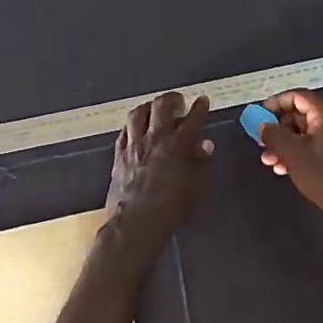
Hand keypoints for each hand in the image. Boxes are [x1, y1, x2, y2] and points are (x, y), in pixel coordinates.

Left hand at [103, 92, 212, 251]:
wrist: (136, 222)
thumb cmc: (172, 209)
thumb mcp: (197, 189)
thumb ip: (202, 164)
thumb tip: (204, 145)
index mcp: (178, 145)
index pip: (192, 118)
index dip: (200, 107)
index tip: (203, 100)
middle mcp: (155, 138)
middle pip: (161, 106)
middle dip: (172, 99)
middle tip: (178, 101)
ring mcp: (134, 145)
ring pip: (138, 114)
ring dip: (148, 107)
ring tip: (154, 108)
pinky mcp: (119, 155)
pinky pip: (124, 132)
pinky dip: (132, 125)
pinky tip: (135, 128)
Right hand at [257, 89, 322, 219]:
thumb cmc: (320, 173)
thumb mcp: (292, 151)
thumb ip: (273, 134)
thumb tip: (262, 125)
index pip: (298, 96)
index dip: (276, 102)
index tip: (260, 114)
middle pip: (298, 114)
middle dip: (277, 128)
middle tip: (261, 139)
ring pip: (301, 132)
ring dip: (282, 143)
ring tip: (268, 158)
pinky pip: (308, 143)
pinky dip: (293, 151)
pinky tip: (280, 166)